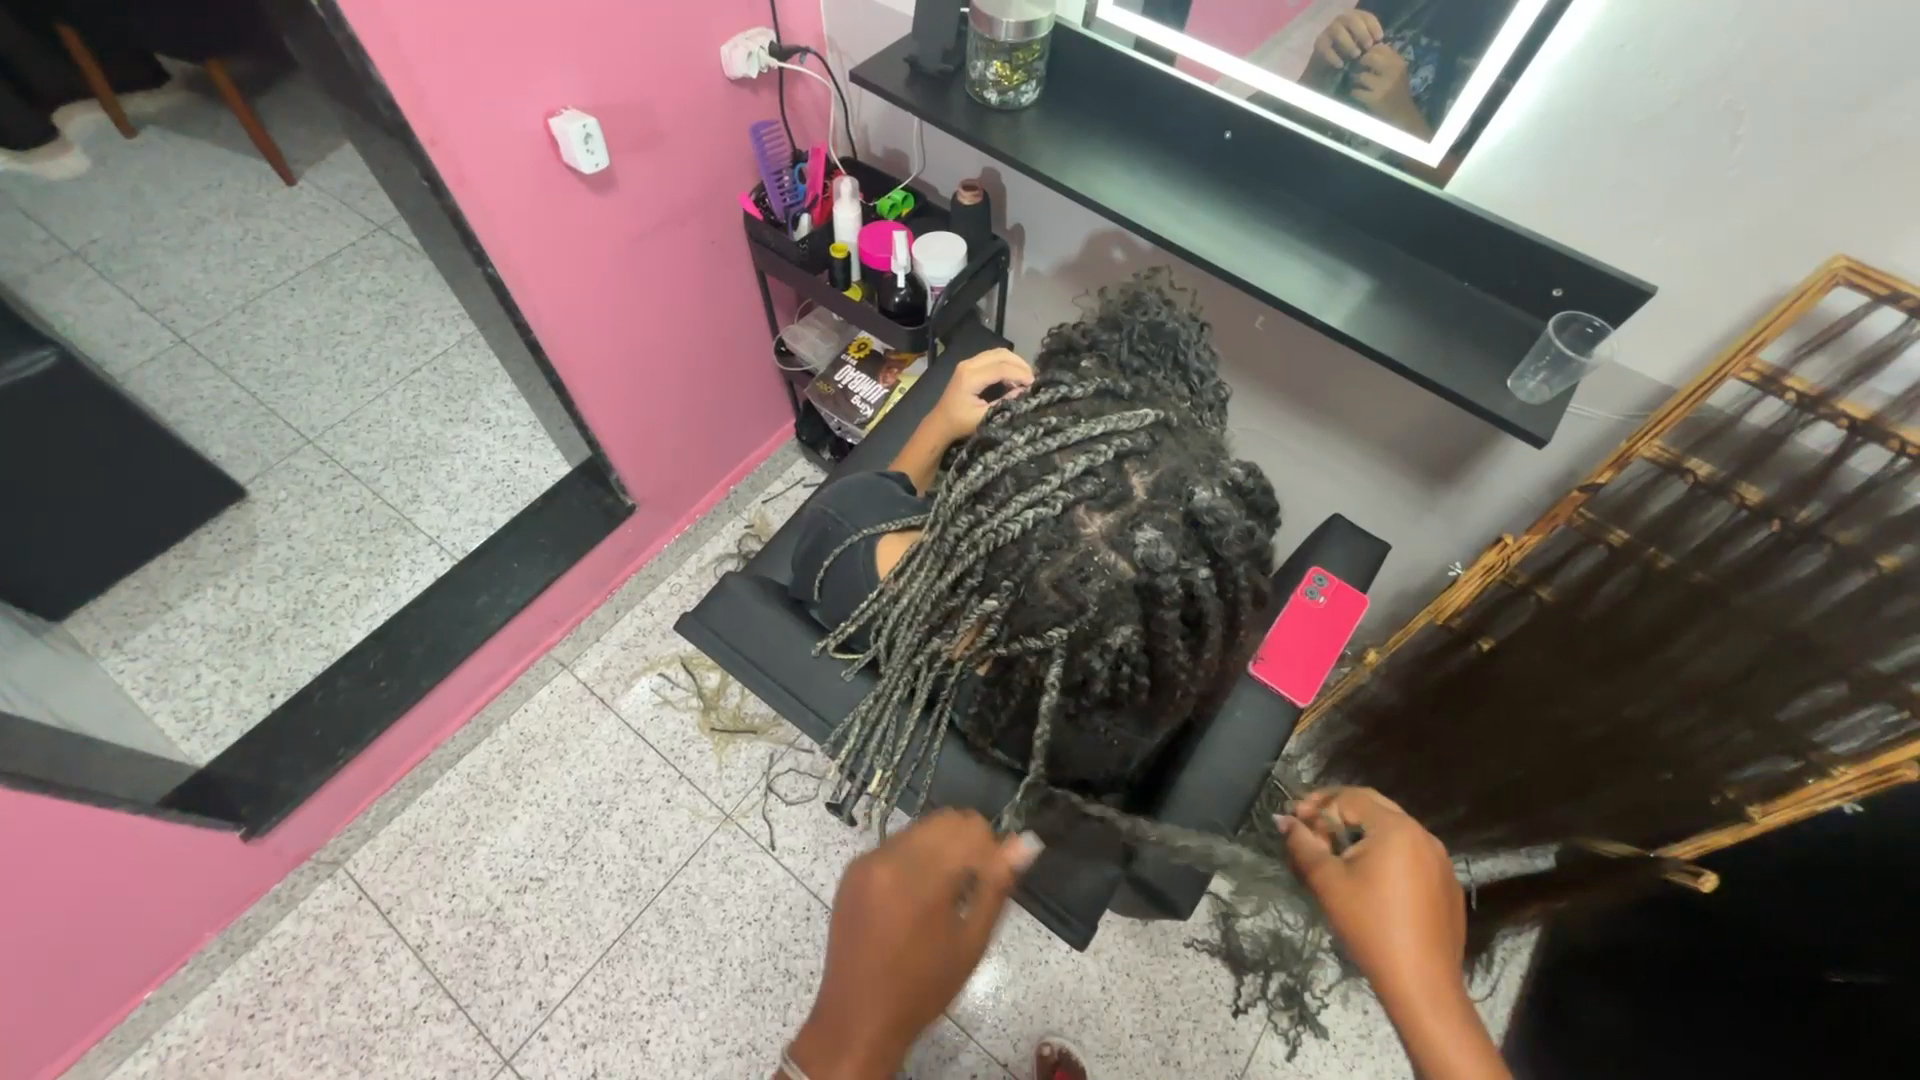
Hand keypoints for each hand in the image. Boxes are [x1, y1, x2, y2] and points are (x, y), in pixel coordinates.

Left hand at [787, 810, 1042, 1079]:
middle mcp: (890, 856)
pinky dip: (914, 858)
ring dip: (940, 848)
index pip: (970, 827)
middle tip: (972, 885)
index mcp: (922, 875)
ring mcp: (867, 861)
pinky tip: (915, 898)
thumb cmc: (923, 986)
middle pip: (944, 820)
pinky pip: (895, 845)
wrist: (858, 1017)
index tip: (992, 879)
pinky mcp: (852, 870)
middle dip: (966, 843)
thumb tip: (1025, 842)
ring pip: (920, 829)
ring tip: (944, 893)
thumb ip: (997, 885)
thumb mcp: (971, 941)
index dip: (990, 848)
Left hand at [931, 348, 1033, 442]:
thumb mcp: (984, 417)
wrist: (940, 423)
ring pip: (997, 353)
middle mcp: (968, 364)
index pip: (1001, 368)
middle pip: (1001, 354)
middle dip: (1019, 364)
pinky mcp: (969, 366)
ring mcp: (968, 363)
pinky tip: (1013, 377)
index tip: (1034, 384)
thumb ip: (1004, 402)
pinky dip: (1006, 364)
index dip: (1020, 374)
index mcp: (970, 377)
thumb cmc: (960, 424)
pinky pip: (992, 358)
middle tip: (1032, 378)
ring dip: (1014, 362)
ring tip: (1025, 377)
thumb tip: (1024, 391)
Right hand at [1279, 787, 1463, 1000]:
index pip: (1351, 797)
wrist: (1422, 984)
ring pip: (1394, 831)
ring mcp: (1441, 861)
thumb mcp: (1326, 880)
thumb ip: (1301, 843)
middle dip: (1339, 811)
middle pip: (1374, 806)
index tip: (1296, 821)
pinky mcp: (1447, 885)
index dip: (1319, 803)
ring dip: (1362, 832)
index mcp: (1396, 829)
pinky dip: (1385, 854)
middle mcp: (1424, 836)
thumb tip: (1282, 820)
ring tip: (1336, 853)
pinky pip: (1411, 855)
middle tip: (1311, 827)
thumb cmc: (1369, 924)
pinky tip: (1369, 880)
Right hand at [1308, 10, 1384, 75]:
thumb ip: (1368, 41)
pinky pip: (1326, 48)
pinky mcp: (1318, 44)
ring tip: (1356, 55)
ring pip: (1338, 31)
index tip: (1379, 39)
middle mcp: (1340, 20)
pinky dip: (1334, 57)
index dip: (1374, 26)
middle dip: (1362, 33)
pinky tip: (1340, 65)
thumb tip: (1379, 44)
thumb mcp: (1361, 45)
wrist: (1325, 69)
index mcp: (1354, 18)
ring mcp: (1328, 31)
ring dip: (1349, 43)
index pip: (1365, 16)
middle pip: (1352, 20)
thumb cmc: (1347, 55)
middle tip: (1368, 47)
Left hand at [1347, 44, 1427, 134]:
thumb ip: (1387, 59)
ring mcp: (1383, 85)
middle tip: (1360, 67)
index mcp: (1399, 62)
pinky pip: (1357, 92)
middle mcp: (1392, 71)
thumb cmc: (1398, 91)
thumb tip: (1371, 48)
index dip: (1370, 50)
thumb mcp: (1398, 71)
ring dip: (1357, 80)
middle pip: (1369, 58)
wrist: (1402, 113)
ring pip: (1361, 76)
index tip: (1367, 55)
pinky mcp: (1374, 99)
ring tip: (1359, 84)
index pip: (1381, 47)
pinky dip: (1355, 93)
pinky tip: (1358, 94)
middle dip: (1361, 62)